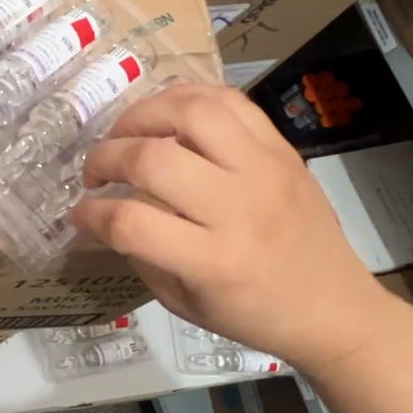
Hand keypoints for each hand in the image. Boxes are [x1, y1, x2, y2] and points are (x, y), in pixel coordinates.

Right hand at [72, 84, 401, 370]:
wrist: (334, 309)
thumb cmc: (250, 313)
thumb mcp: (181, 301)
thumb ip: (140, 253)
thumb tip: (103, 215)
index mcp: (213, 261)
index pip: (130, 223)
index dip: (90, 214)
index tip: (78, 214)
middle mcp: (240, 208)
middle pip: (153, 159)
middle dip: (105, 158)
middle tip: (94, 173)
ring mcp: (266, 170)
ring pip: (192, 112)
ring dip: (141, 115)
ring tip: (125, 135)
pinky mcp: (283, 149)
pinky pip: (230, 101)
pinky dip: (185, 99)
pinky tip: (165, 117)